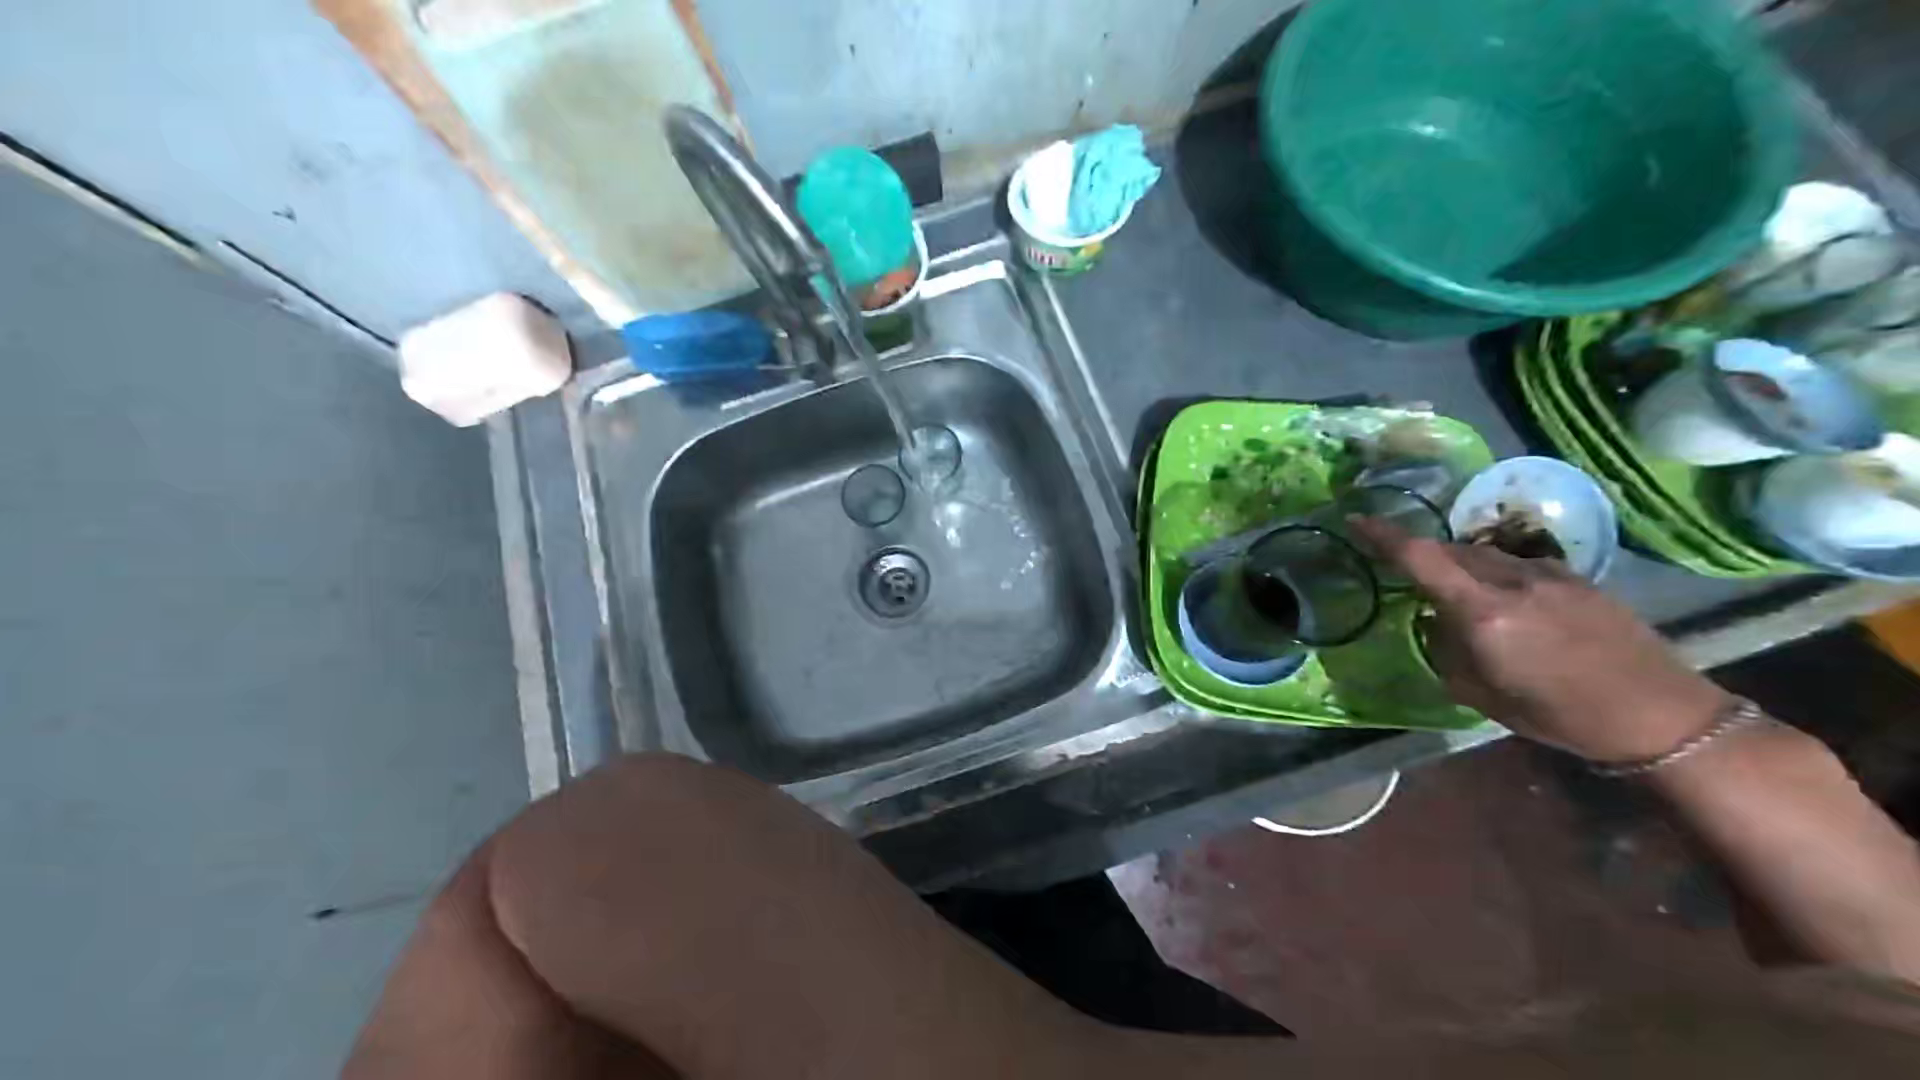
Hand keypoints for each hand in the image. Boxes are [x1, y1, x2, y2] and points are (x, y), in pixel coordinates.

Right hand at [1353, 518, 1734, 763]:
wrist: (1659, 714)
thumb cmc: (1557, 713)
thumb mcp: (1477, 691)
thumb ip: (1445, 646)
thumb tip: (1436, 620)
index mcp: (1484, 612)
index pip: (1420, 557)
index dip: (1382, 535)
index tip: (1356, 520)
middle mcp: (1513, 581)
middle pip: (1449, 550)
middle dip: (1419, 554)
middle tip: (1400, 567)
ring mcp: (1548, 575)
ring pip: (1482, 554)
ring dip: (1456, 564)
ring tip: (1449, 588)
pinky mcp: (1576, 578)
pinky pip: (1514, 564)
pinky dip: (1491, 572)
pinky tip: (1499, 598)